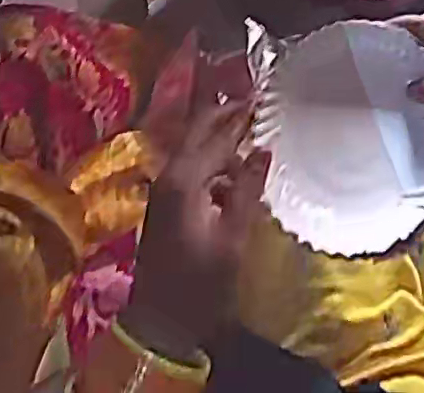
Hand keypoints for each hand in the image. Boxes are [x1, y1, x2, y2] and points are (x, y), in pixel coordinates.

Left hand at [122, 84, 268, 358]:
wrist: (160, 325)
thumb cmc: (199, 283)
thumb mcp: (232, 237)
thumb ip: (247, 188)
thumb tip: (264, 149)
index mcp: (185, 178)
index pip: (217, 135)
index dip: (240, 115)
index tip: (261, 98)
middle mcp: (170, 174)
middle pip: (199, 132)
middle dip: (225, 115)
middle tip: (253, 103)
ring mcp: (165, 188)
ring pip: (195, 149)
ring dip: (221, 139)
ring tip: (251, 133)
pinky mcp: (166, 202)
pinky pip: (193, 168)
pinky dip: (214, 162)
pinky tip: (234, 172)